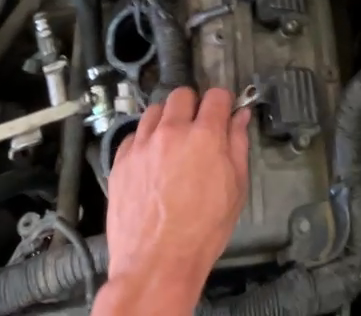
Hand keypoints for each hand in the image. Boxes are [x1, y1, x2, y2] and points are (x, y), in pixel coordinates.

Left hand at [93, 87, 251, 315]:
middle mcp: (171, 132)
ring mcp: (142, 146)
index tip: (223, 113)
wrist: (156, 264)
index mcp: (205, 136)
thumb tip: (240, 118)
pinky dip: (143, 141)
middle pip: (182, 94)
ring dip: (166, 120)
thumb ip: (238, 145)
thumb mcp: (235, 188)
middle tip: (196, 127)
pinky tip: (150, 161)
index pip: (217, 95)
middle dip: (193, 106)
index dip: (223, 103)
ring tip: (171, 143)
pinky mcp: (120, 162)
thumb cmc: (203, 230)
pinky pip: (133, 136)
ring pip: (154, 110)